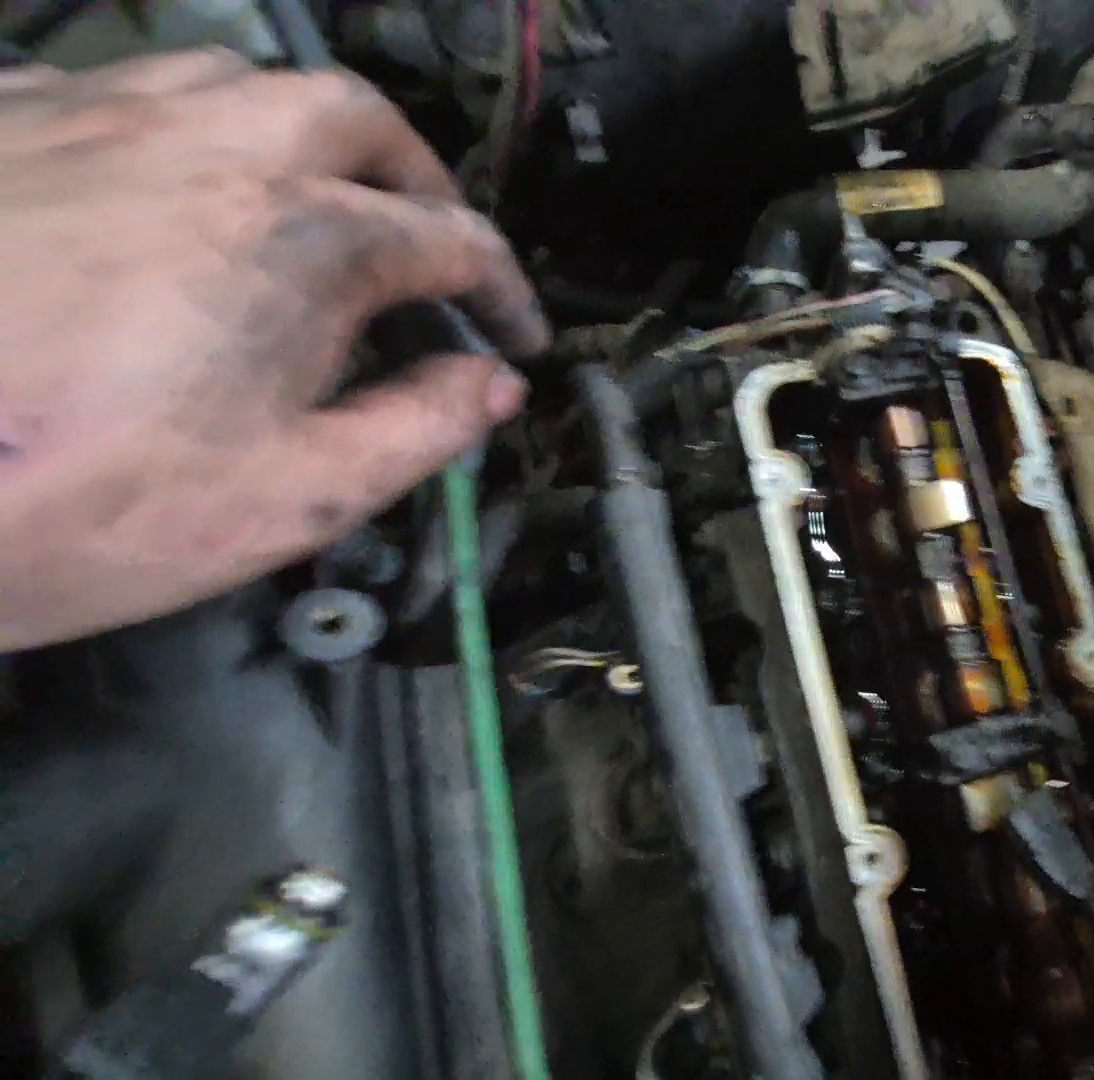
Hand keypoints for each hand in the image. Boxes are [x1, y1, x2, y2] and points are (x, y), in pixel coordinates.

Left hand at [0, 50, 548, 649]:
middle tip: (438, 251)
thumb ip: (428, 427)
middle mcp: (197, 150)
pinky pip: (109, 86)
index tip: (516, 342)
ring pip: (233, 76)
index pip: (455, 240)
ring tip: (322, 213)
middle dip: (422, 182)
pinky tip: (178, 200)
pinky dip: (186, 133)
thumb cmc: (71, 503)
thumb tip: (493, 382)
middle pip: (355, 117)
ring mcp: (73, 121)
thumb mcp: (303, 495)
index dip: (507, 294)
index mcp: (298, 241)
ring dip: (310, 140)